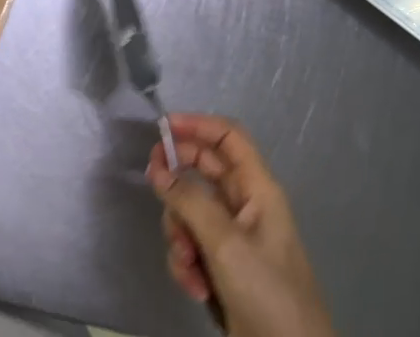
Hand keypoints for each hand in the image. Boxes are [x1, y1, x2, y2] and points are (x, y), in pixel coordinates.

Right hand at [147, 114, 334, 336]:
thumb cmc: (268, 294)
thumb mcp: (226, 244)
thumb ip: (189, 201)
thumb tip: (159, 169)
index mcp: (259, 191)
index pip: (228, 139)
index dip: (197, 125)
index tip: (161, 128)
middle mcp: (246, 207)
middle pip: (203, 171)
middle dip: (177, 181)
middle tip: (152, 180)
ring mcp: (233, 238)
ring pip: (189, 211)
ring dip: (179, 234)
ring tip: (189, 264)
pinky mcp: (221, 266)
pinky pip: (190, 245)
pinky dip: (186, 263)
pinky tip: (196, 288)